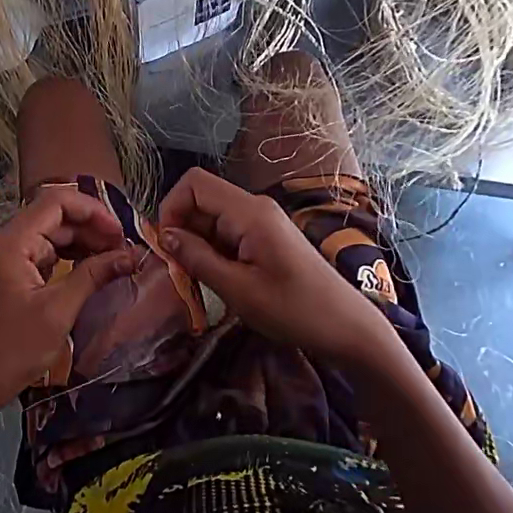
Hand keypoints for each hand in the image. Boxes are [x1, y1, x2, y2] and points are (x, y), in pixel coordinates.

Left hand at [0, 189, 136, 416]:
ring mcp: (6, 258)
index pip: (56, 202)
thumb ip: (93, 276)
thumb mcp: (59, 311)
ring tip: (114, 258)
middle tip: (124, 248)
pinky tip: (92, 268)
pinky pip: (44, 253)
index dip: (93, 210)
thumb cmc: (13, 349)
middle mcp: (6, 242)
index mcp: (12, 243)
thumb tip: (130, 256)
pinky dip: (70, 257)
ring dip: (83, 241)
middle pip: (54, 216)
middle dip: (92, 227)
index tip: (121, 231)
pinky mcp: (10, 274)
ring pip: (51, 234)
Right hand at [157, 167, 394, 364]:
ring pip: (211, 219)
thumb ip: (197, 258)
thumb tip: (165, 236)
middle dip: (182, 231)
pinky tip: (219, 280)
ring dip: (197, 245)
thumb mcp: (237, 290)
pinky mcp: (266, 237)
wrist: (347, 327)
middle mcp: (255, 208)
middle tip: (182, 271)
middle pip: (201, 200)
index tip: (167, 247)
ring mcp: (262, 222)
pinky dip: (213, 252)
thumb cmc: (295, 311)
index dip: (171, 209)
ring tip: (201, 281)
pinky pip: (227, 233)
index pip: (194, 184)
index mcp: (250, 213)